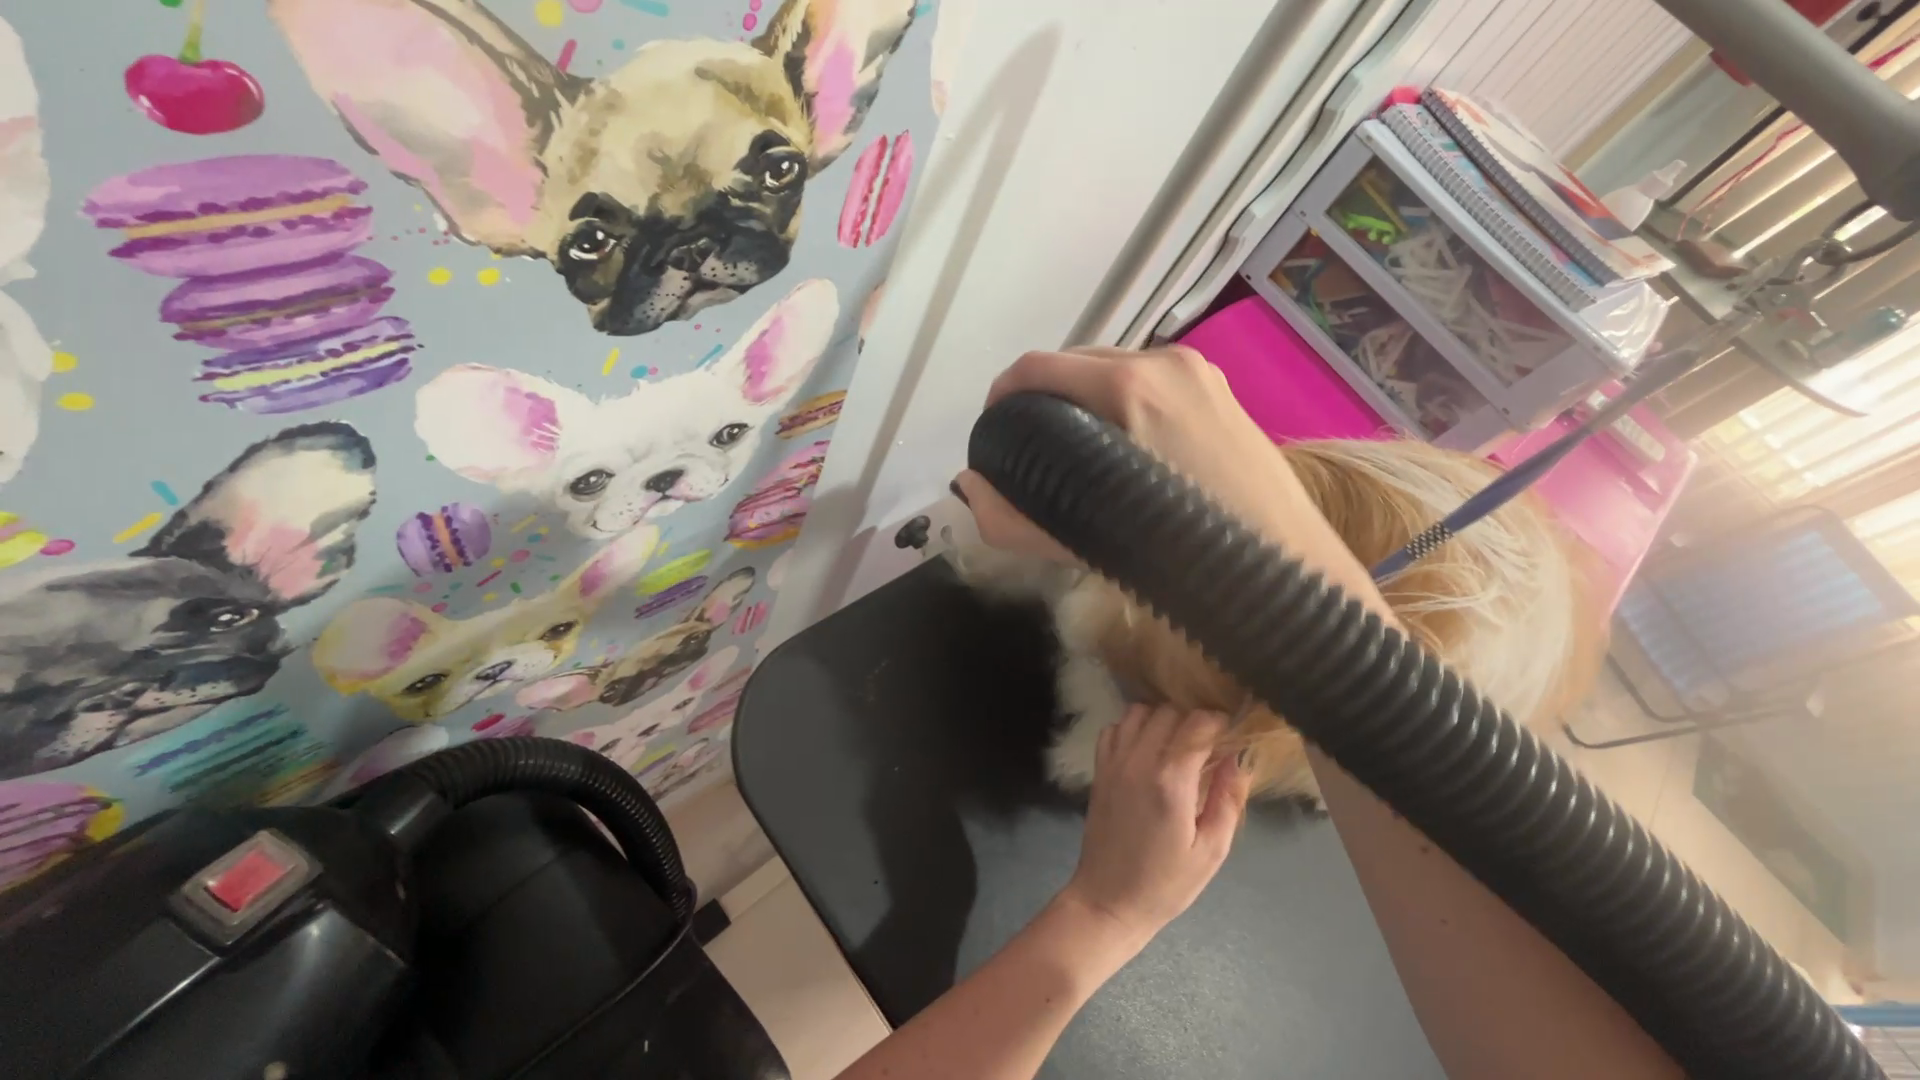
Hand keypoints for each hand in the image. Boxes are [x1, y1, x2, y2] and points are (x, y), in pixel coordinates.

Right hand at [955, 346, 1288, 561]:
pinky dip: (1122, 404)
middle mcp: (1165, 363)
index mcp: (1129, 388)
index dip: (1001, 395)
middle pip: (1075, 361)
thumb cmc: (1185, 559)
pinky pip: (1151, 382)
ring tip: (1076, 450)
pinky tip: (1124, 448)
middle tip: (1030, 447)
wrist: (1287, 573)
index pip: (1037, 367)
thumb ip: (1012, 518)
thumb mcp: (1087, 543)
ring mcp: (1200, 373)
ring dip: (1082, 399)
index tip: (993, 431)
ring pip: (1115, 369)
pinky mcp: (1223, 391)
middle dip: (1041, 397)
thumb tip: (969, 487)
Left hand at [1056, 704, 1250, 946]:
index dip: (1219, 723)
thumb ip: (1228, 798)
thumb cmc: (1166, 883)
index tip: (1231, 737)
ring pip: (1139, 711)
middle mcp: (1139, 761)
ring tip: (1178, 745)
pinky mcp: (1099, 769)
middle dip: (1193, 720)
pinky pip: (1115, 728)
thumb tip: (1240, 757)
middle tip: (1208, 745)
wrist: (1107, 900)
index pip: (1198, 724)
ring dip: (1162, 719)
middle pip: (1169, 711)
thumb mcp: (1212, 850)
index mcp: (1171, 781)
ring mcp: (1114, 762)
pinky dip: (1133, 728)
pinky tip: (1148, 750)